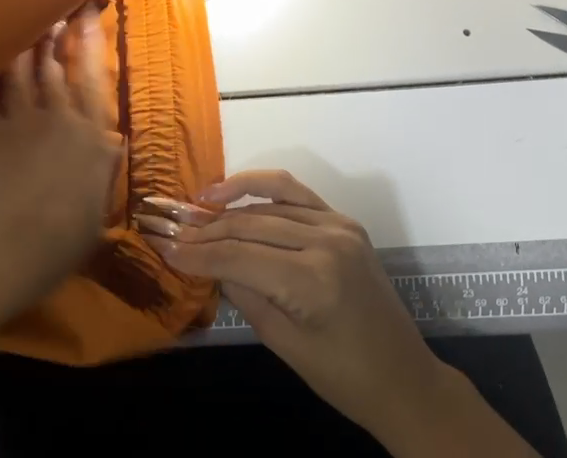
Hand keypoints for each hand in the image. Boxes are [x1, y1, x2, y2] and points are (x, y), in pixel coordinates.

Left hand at [0, 6, 122, 307]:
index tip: (87, 16)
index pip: (93, 78)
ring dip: (20, 47)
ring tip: (18, 27)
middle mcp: (57, 116)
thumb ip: (102, 171)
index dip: (90, 44)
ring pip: (18, 70)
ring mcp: (17, 117)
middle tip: (52, 13)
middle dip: (52, 35)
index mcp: (90, 136)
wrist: (0, 245)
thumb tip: (112, 144)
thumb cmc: (57, 242)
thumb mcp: (94, 213)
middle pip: (54, 66)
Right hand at [140, 171, 444, 440]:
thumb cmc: (343, 376)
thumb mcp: (283, 343)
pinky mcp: (344, 222)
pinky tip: (231, 190)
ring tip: (192, 211)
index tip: (161, 247)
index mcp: (311, 280)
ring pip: (267, 204)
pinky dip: (260, 187)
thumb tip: (207, 263)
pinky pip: (294, 193)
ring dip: (226, 207)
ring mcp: (338, 226)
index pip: (237, 256)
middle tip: (168, 230)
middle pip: (248, 225)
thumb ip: (243, 294)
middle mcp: (326, 242)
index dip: (196, 253)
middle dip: (203, 230)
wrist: (404, 379)